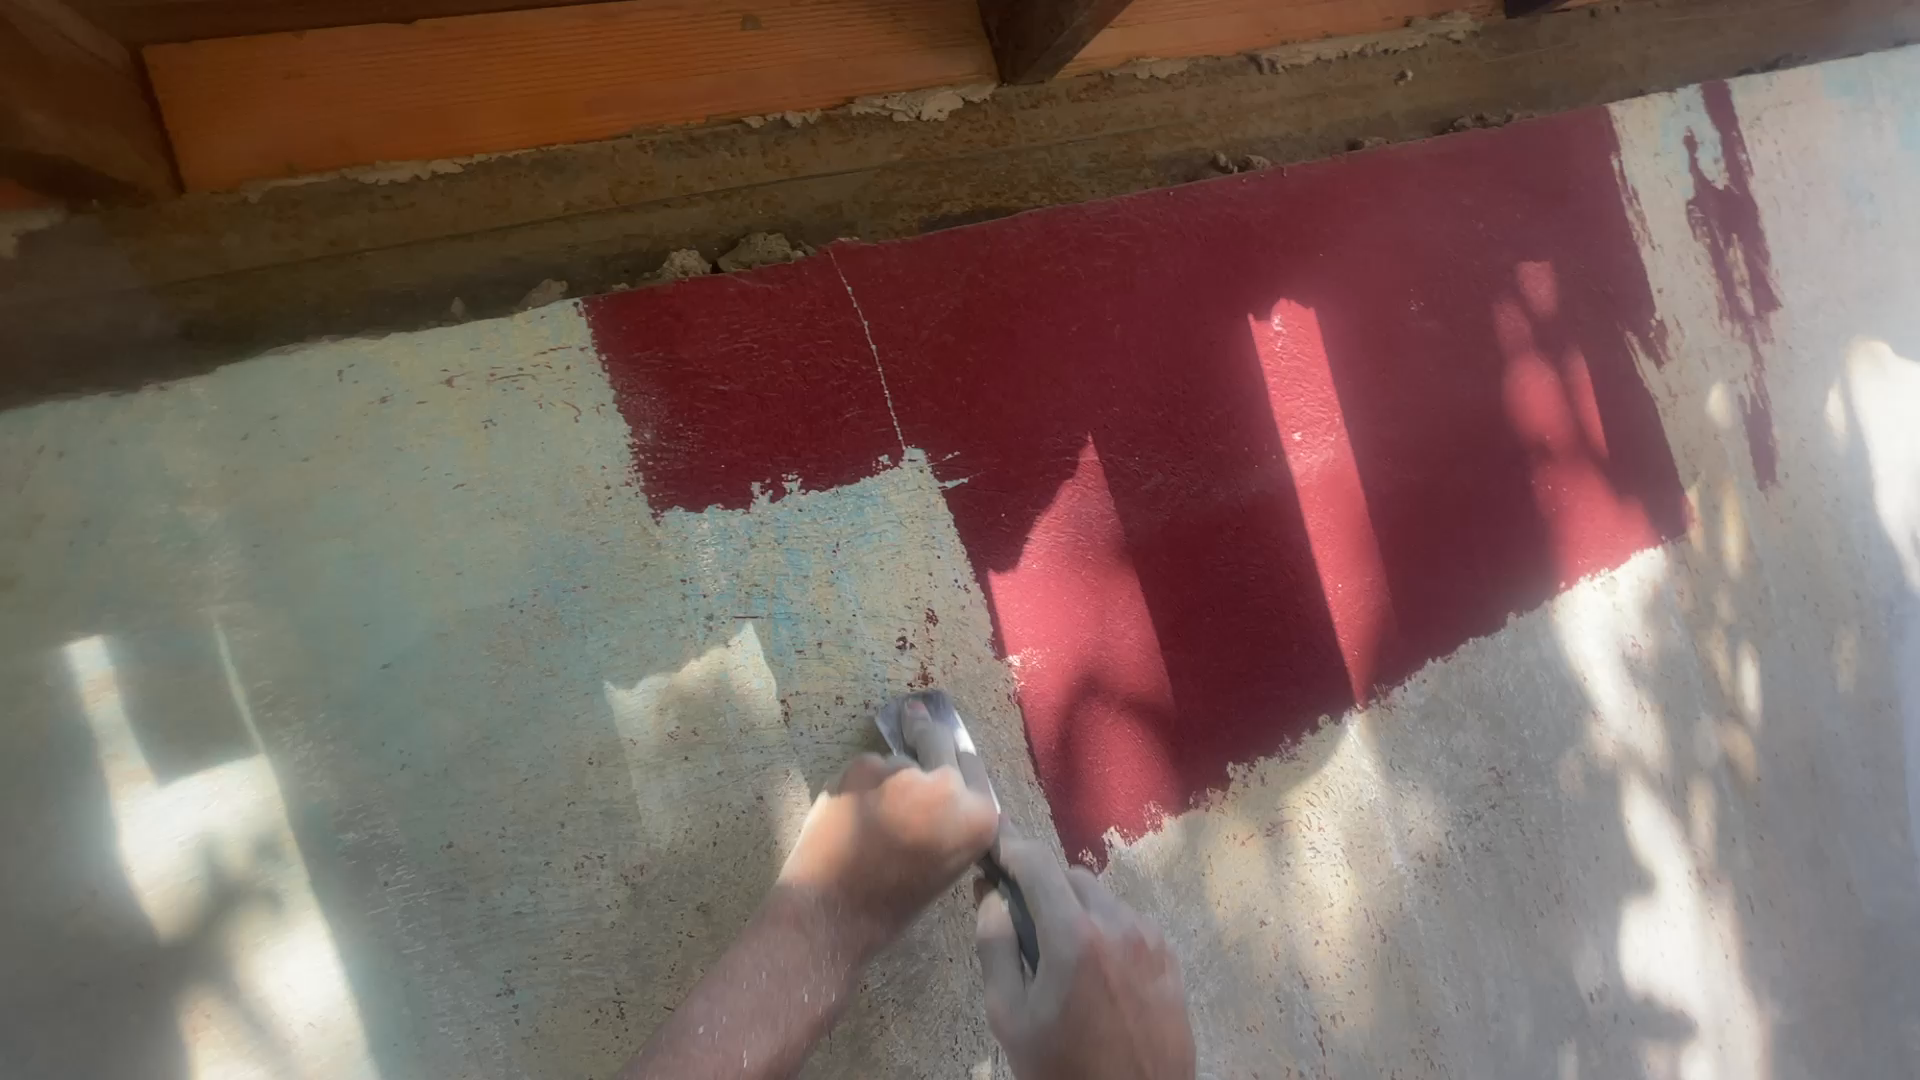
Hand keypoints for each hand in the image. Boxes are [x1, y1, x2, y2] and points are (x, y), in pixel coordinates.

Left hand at [777, 714, 997, 955]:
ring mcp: (905, 770)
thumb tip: (943, 793)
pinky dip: (860, 783)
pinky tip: (850, 811)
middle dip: (927, 732)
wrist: (833, 911)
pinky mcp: (865, 764)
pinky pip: (868, 766)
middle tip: (917, 713)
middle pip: (940, 742)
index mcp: (979, 817)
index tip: (951, 747)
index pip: (975, 770)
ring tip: (869, 811)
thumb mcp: (946, 864)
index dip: (960, 762)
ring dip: (889, 775)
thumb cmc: (893, 904)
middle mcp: (949, 785)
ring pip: (898, 760)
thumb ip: (954, 822)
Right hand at [976, 837, 1195, 1079]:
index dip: (1010, 844)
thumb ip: (994, 945)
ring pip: (1100, 896)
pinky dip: (1106, 930)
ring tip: (1065, 957)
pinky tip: (1100, 973)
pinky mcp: (1170, 956)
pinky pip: (1127, 921)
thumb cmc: (1062, 1071)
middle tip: (1026, 923)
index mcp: (1073, 935)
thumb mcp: (1009, 1017)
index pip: (1037, 861)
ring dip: (1075, 908)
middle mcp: (1117, 923)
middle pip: (1069, 875)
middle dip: (1043, 887)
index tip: (993, 839)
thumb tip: (993, 894)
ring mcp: (1149, 937)